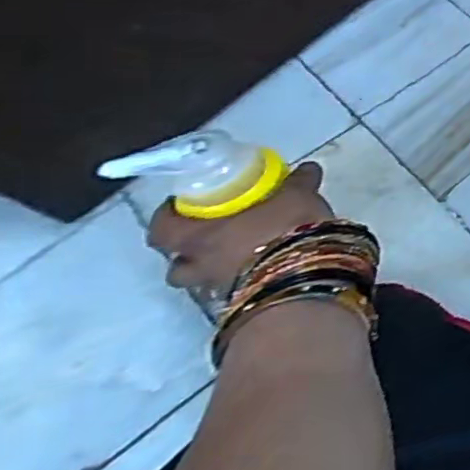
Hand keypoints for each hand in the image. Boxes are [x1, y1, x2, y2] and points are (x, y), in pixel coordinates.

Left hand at [147, 162, 334, 292]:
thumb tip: (307, 168)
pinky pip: (227, 290)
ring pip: (199, 280)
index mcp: (198, 235)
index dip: (167, 216)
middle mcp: (198, 264)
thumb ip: (297, 181)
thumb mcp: (296, 194)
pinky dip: (235, 281)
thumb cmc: (283, 227)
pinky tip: (257, 270)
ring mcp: (216, 287)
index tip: (183, 205)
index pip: (161, 228)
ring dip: (210, 269)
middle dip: (187, 251)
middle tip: (208, 235)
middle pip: (175, 262)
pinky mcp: (239, 302)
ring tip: (233, 255)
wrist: (301, 273)